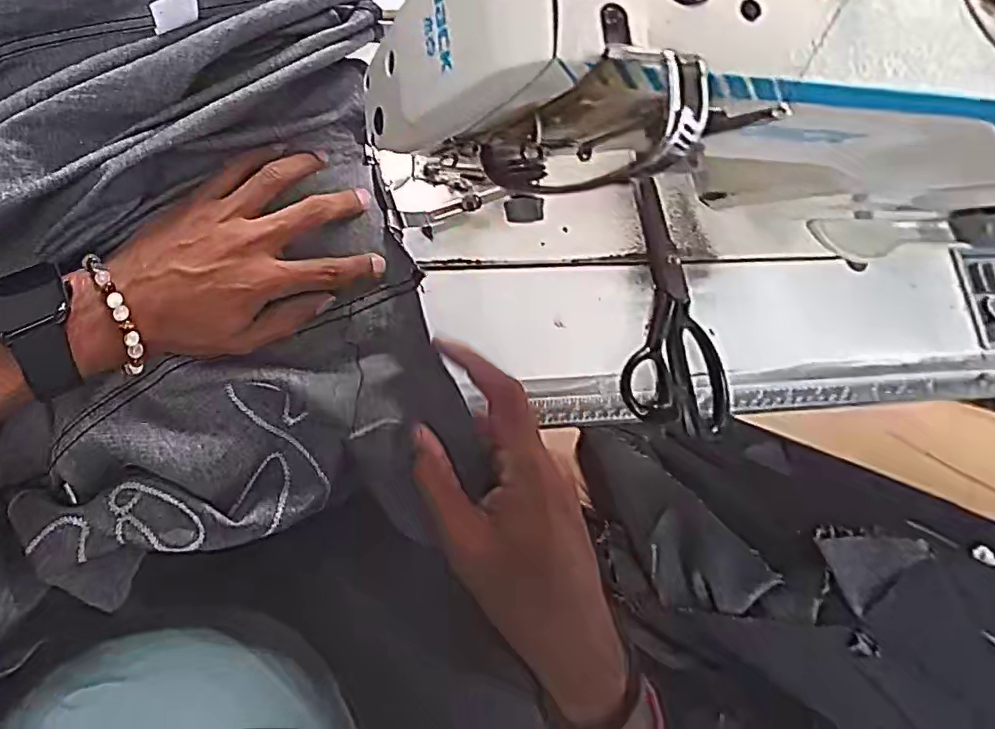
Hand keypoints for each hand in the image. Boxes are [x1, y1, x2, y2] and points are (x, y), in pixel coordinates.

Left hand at [67, 147, 385, 374]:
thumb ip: (286, 320)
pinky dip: (256, 156)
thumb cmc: (180, 326)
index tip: (375, 263)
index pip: (326, 269)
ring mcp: (226, 215)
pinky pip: (233, 169)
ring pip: (274, 177)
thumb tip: (319, 302)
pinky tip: (270, 151)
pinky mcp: (200, 201)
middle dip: (342, 203)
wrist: (129, 304)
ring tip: (319, 159)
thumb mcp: (240, 340)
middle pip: (310, 212)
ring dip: (302, 164)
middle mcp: (251, 240)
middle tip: (358, 198)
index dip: (358, 267)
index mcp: (263, 279)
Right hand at [412, 340, 632, 723]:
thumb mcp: (463, 540)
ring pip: (507, 439)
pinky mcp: (553, 500)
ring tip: (438, 459)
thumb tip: (418, 433)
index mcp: (529, 468)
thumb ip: (437, 480)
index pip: (506, 394)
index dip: (474, 361)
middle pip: (503, 414)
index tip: (442, 345)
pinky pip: (515, 461)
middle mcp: (547, 466)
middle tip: (422, 416)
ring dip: (472, 439)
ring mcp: (554, 483)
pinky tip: (465, 487)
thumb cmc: (521, 597)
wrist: (576, 649)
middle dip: (461, 408)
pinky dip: (485, 459)